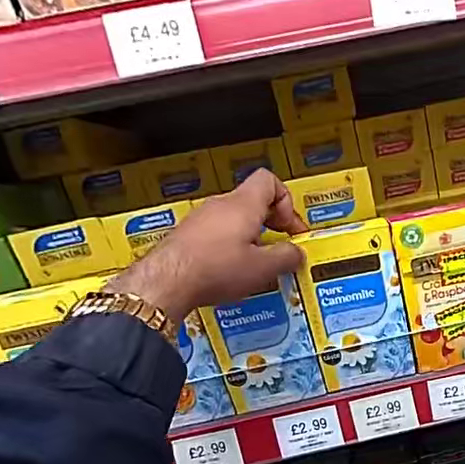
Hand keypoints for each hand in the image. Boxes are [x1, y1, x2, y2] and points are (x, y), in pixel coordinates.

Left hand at [106, 169, 308, 320]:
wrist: (167, 282)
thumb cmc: (212, 269)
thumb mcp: (262, 268)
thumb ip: (286, 257)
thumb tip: (296, 253)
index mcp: (244, 205)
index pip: (270, 181)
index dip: (286, 202)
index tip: (291, 228)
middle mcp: (221, 205)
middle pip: (254, 201)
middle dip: (272, 224)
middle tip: (279, 247)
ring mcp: (202, 219)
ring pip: (235, 218)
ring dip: (251, 237)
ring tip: (256, 263)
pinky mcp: (188, 235)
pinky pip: (217, 232)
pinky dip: (231, 246)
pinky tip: (232, 270)